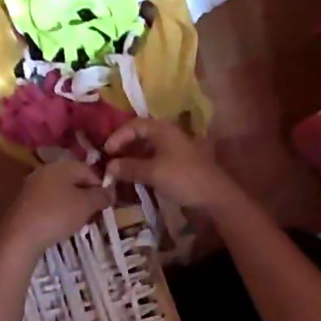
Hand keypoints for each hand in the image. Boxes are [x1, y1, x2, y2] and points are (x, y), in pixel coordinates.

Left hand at [0, 161, 111, 257]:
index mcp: (63, 166)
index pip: (90, 170)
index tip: (108, 204)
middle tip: (96, 214)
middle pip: (76, 180)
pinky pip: (51, 201)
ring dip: (76, 205)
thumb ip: (102, 195)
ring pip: (63, 191)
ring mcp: (34, 185)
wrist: (20, 236)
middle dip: (89, 196)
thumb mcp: (87, 205)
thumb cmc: (58, 215)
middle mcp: (47, 170)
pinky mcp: (26, 201)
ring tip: (82, 222)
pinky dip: (61, 210)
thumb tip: (111, 192)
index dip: (102, 186)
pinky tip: (63, 224)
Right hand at [103, 118, 243, 211]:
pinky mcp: (179, 163)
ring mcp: (175, 148)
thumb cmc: (182, 178)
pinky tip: (136, 176)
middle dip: (124, 147)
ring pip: (148, 148)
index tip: (106, 152)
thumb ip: (130, 167)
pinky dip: (144, 165)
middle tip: (110, 161)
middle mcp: (168, 134)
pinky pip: (156, 159)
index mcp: (162, 129)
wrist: (215, 195)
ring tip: (119, 170)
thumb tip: (109, 166)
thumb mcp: (153, 172)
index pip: (133, 125)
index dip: (117, 137)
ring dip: (133, 157)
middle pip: (141, 135)